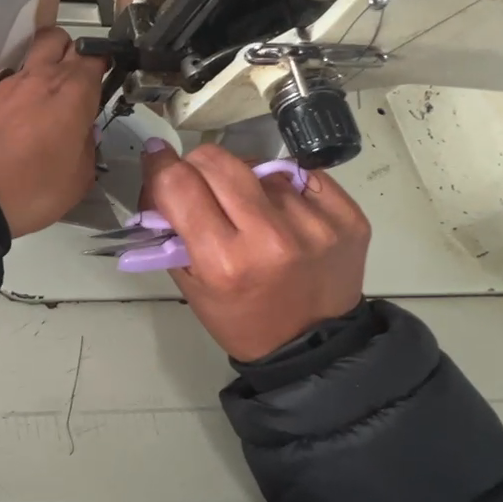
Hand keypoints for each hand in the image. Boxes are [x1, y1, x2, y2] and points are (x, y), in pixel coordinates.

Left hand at [0, 28, 105, 237]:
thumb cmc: (34, 187)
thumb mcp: (79, 178)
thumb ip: (87, 147)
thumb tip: (81, 133)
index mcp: (74, 90)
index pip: (96, 56)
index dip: (102, 65)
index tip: (102, 83)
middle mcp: (40, 76)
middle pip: (57, 38)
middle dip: (67, 51)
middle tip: (71, 82)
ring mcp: (6, 84)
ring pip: (28, 58)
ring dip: (38, 72)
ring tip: (39, 103)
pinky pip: (4, 84)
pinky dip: (13, 94)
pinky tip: (11, 120)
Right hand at [141, 142, 370, 360]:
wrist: (314, 345)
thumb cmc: (240, 318)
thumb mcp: (190, 283)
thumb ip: (173, 229)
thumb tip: (161, 178)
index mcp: (223, 261)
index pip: (179, 185)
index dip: (159, 165)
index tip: (155, 156)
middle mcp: (270, 237)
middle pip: (217, 162)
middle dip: (196, 165)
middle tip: (195, 181)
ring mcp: (314, 224)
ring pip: (257, 166)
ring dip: (241, 179)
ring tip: (244, 206)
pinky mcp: (347, 216)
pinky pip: (299, 175)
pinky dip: (280, 185)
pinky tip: (278, 208)